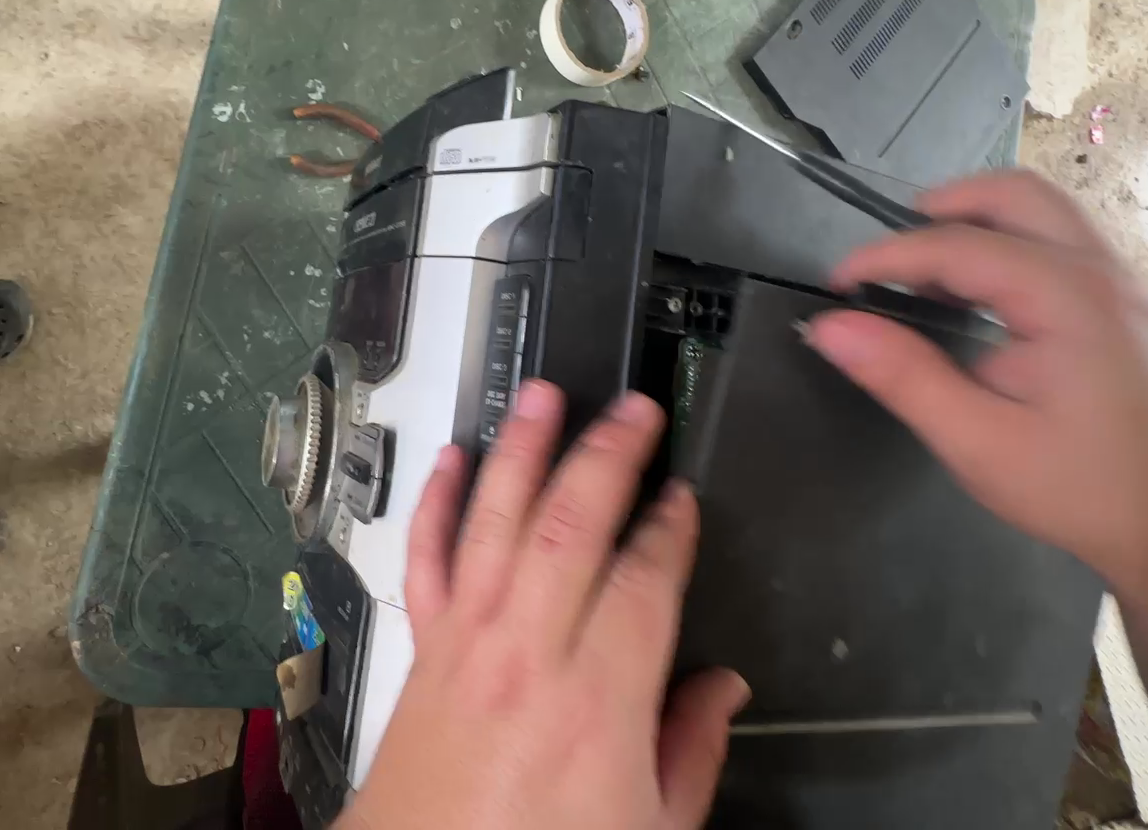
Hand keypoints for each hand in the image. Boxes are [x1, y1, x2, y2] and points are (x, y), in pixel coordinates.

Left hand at [341, 380, 748, 829]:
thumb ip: (692, 751)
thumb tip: (723, 685)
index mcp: (596, 703)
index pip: (644, 583)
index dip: (669, 530)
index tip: (684, 493)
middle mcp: (526, 652)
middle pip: (569, 525)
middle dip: (607, 455)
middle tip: (633, 410)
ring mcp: (467, 637)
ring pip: (495, 519)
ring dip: (521, 450)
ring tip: (540, 396)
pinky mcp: (425, 642)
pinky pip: (426, 557)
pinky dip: (435, 502)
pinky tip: (450, 459)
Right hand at [802, 171, 1147, 589]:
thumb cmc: (1087, 492)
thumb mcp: (977, 441)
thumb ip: (900, 375)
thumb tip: (827, 325)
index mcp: (1069, 299)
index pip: (957, 245)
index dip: (884, 256)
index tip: (835, 284)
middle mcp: (1104, 273)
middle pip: (1016, 194)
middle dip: (940, 210)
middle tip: (887, 259)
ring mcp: (1125, 287)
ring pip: (1043, 213)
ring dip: (974, 225)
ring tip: (923, 279)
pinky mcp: (1128, 308)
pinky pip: (1059, 244)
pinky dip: (1004, 247)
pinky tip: (976, 302)